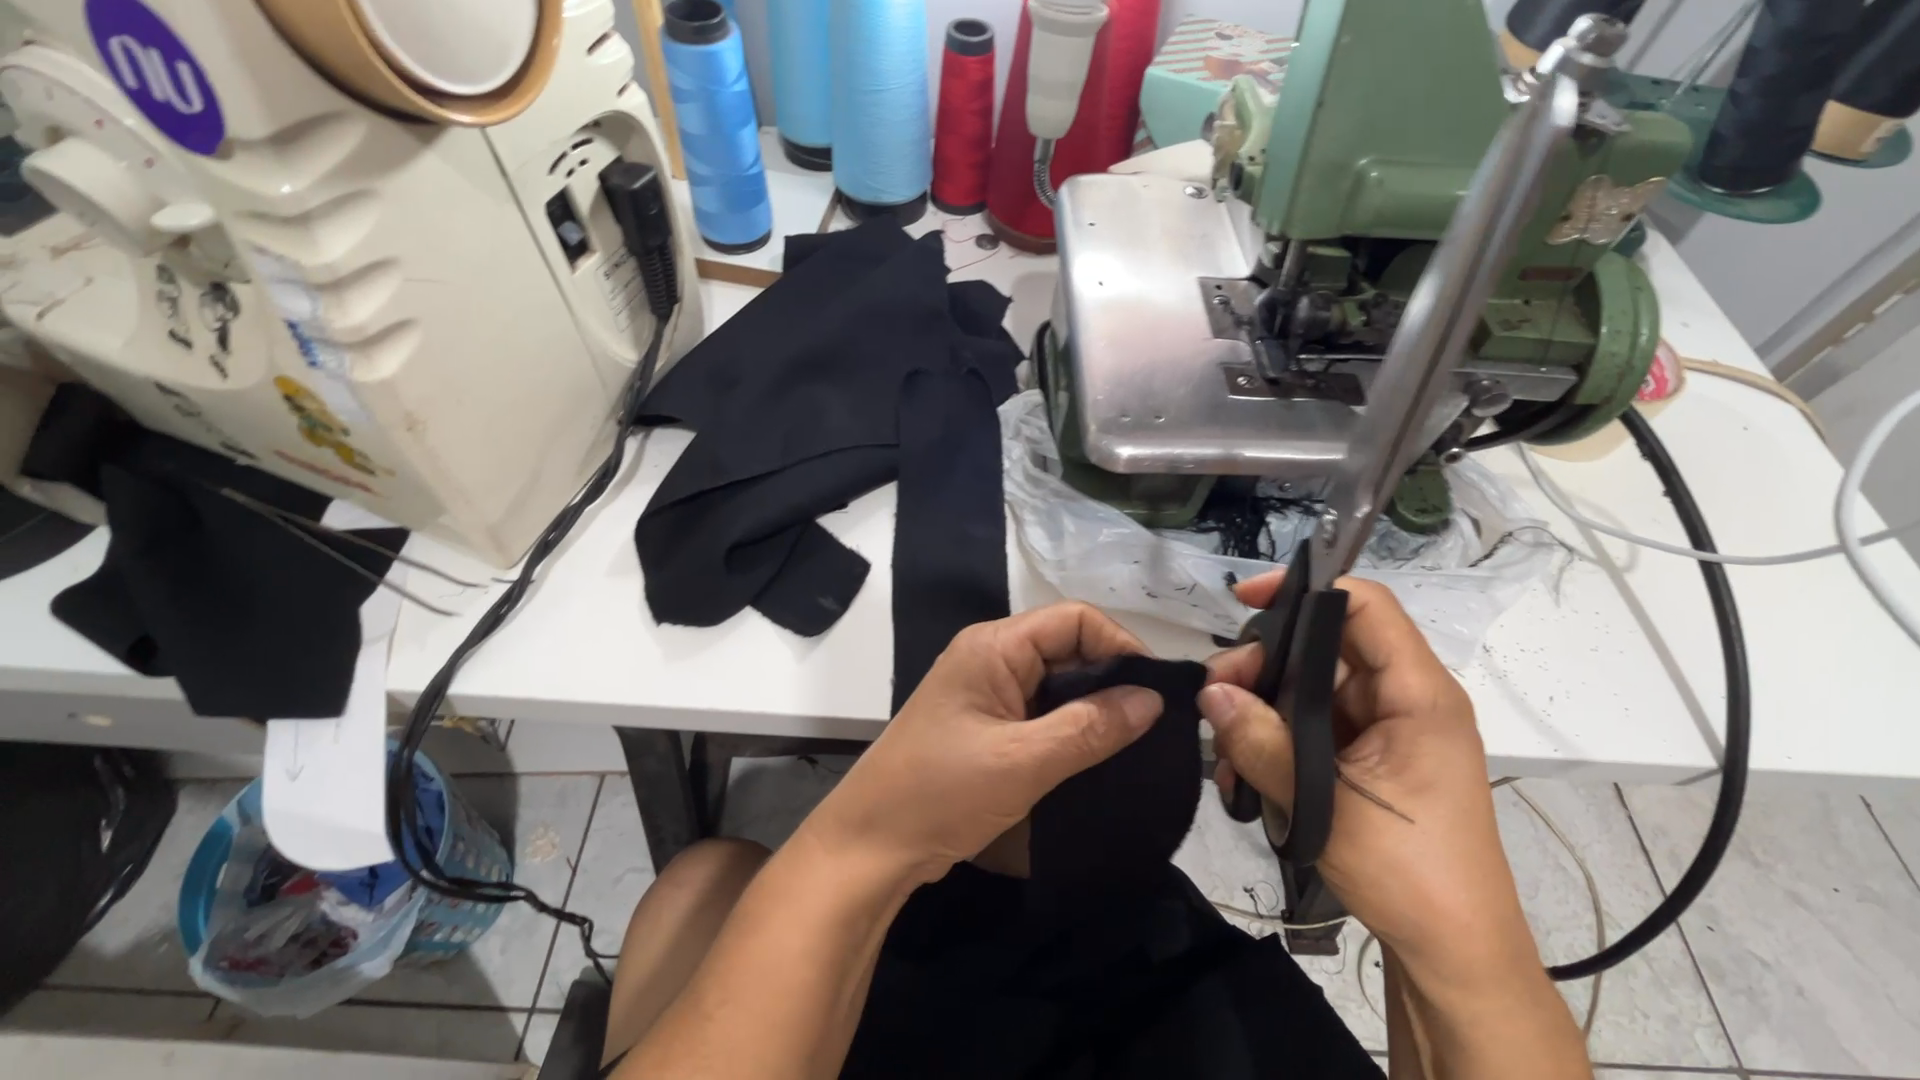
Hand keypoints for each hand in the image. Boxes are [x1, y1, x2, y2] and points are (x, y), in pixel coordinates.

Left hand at [802, 603, 1165, 885]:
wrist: (871, 846)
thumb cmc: (941, 793)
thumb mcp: (1023, 761)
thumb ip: (1090, 727)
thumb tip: (1152, 700)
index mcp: (992, 646)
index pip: (1074, 620)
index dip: (1120, 645)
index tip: (1157, 692)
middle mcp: (990, 658)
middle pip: (1068, 648)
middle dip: (1113, 678)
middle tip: (1157, 723)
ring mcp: (986, 693)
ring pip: (1058, 684)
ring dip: (1095, 708)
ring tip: (1138, 741)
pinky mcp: (987, 727)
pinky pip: (1041, 713)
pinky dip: (1072, 728)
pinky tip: (1099, 756)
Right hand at [1200, 573, 1533, 978]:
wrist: (1453, 952)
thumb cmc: (1408, 871)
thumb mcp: (1326, 804)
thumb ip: (1263, 742)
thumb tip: (1210, 692)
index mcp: (1418, 696)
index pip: (1366, 606)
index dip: (1306, 590)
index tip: (1243, 602)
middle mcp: (1403, 701)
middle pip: (1324, 649)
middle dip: (1263, 667)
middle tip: (1215, 702)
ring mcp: (1384, 732)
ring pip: (1309, 691)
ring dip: (1260, 713)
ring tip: (1224, 754)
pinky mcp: (1367, 761)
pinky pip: (1310, 730)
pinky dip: (1273, 742)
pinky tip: (1241, 775)